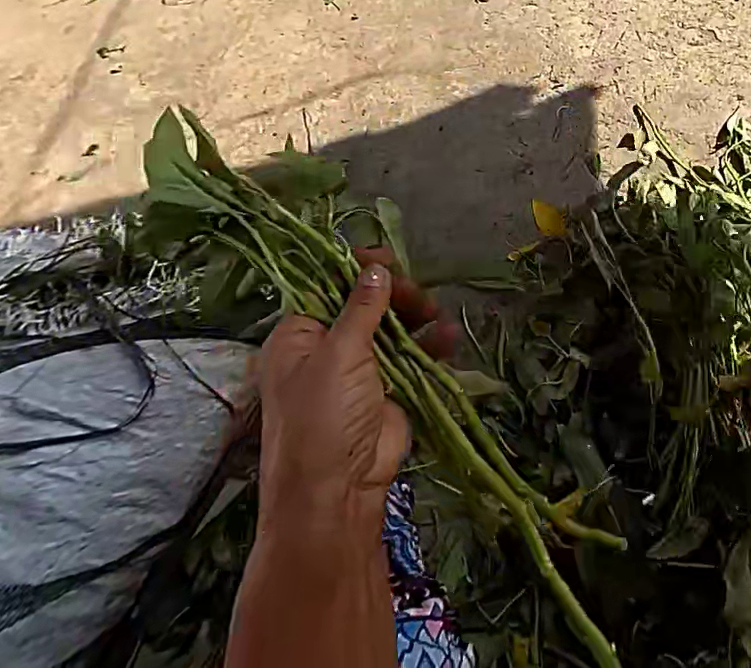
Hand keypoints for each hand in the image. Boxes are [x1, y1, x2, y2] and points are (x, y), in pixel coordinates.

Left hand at [233, 249, 449, 667]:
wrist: (338, 491)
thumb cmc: (324, 415)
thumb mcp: (339, 353)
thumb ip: (361, 307)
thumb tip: (376, 268)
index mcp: (300, 337)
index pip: (328, 288)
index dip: (357, 271)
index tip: (389, 259)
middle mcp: (327, 349)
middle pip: (365, 306)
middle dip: (395, 296)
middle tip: (419, 296)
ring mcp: (360, 370)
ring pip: (392, 330)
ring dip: (416, 319)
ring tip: (438, 314)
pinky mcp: (388, 390)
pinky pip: (412, 358)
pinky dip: (430, 347)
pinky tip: (450, 338)